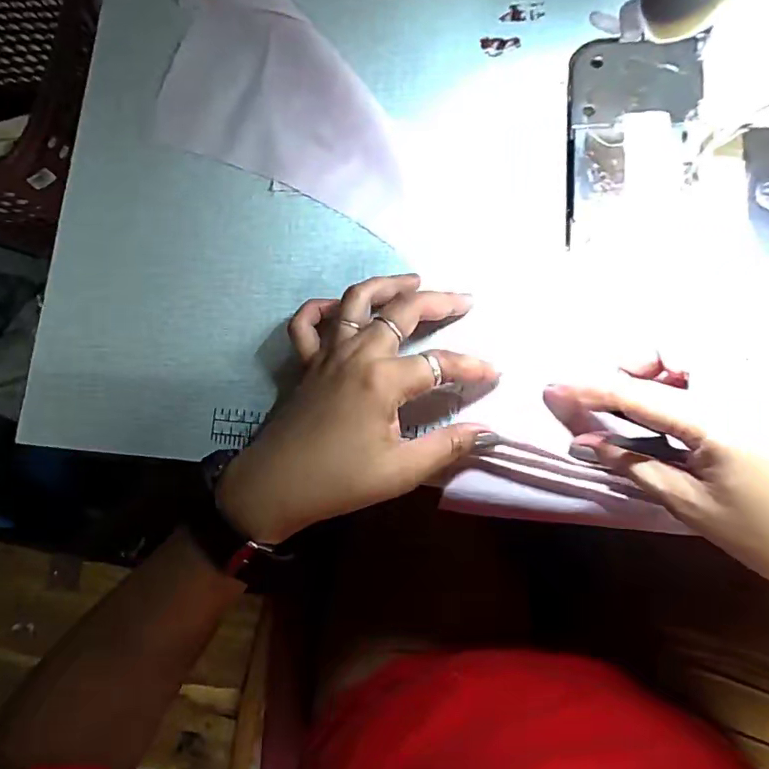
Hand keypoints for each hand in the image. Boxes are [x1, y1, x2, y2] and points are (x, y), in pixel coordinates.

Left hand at [216, 274, 498, 544]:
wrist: (274, 487)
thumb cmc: (340, 481)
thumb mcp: (401, 471)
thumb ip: (446, 446)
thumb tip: (486, 431)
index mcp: (383, 379)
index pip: (438, 363)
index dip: (470, 367)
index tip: (493, 374)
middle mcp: (357, 354)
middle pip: (401, 312)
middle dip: (438, 302)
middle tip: (464, 300)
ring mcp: (327, 354)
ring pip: (355, 301)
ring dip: (386, 286)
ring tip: (412, 281)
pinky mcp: (306, 363)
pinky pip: (307, 323)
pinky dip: (321, 308)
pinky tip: (339, 307)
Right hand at [544, 358, 768, 672]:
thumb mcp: (699, 509)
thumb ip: (639, 467)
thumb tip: (589, 444)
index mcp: (716, 415)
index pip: (636, 392)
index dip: (588, 390)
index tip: (554, 386)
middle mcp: (744, 383)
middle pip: (677, 343)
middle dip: (638, 360)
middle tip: (622, 395)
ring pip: (706, 351)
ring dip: (668, 368)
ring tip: (654, 409)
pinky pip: (732, 368)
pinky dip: (700, 379)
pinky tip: (696, 415)